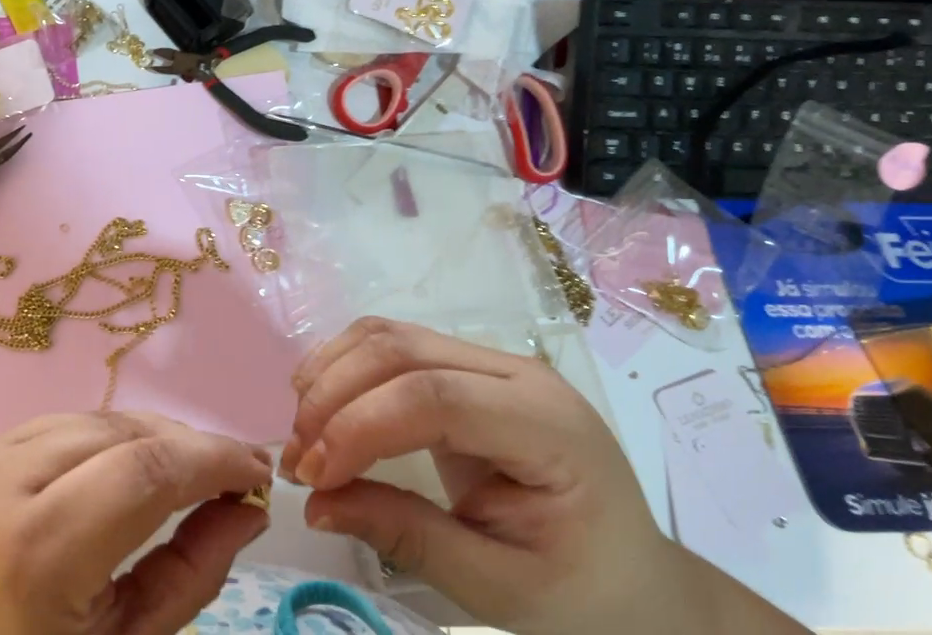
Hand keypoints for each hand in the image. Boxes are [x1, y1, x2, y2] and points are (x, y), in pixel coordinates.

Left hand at [0, 412, 273, 634]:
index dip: (215, 460)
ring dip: (144, 436)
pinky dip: (98, 438)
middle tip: (233, 476)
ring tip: (187, 472)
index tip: (261, 472)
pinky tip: (124, 466)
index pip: (147, 469)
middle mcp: (0, 483)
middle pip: (118, 431)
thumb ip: (187, 576)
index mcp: (37, 549)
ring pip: (85, 419)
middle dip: (186, 445)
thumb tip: (245, 511)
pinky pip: (48, 428)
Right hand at [282, 317, 800, 634]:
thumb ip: (408, 537)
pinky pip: (388, 346)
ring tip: (302, 437)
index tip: (313, 478)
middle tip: (296, 462)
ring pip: (385, 335)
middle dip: (332, 398)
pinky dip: (342, 370)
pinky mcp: (462, 368)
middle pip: (400, 349)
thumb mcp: (500, 588)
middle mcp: (517, 372)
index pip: (434, 396)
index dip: (359, 426)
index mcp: (547, 426)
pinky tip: (320, 407)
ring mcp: (489, 362)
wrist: (634, 581)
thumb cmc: (582, 595)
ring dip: (329, 377)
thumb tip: (315, 504)